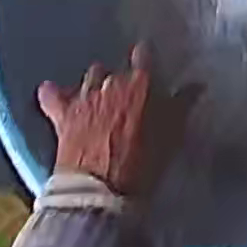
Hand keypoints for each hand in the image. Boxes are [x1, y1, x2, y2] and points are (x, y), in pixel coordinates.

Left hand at [37, 44, 185, 195]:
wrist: (100, 193)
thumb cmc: (142, 162)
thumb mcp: (172, 133)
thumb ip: (183, 104)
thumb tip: (197, 84)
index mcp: (141, 81)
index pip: (144, 52)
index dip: (146, 56)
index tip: (149, 63)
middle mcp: (112, 81)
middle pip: (115, 68)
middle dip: (119, 77)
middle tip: (125, 94)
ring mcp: (86, 97)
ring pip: (90, 76)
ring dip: (94, 83)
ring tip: (97, 95)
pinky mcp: (64, 115)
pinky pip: (52, 97)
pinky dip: (51, 94)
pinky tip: (49, 90)